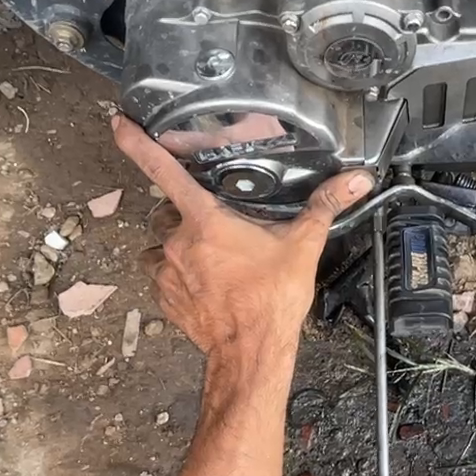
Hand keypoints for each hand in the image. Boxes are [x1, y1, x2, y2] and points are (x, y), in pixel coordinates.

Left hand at [111, 114, 372, 357]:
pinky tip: (208, 282)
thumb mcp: (302, 246)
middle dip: (188, 213)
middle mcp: (177, 241)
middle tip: (221, 227)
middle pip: (168, 210)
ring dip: (182, 244)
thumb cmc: (271, 299)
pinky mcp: (163, 296)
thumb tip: (356, 181)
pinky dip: (179, 273)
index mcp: (205, 219)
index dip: (138, 142)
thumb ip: (325, 206)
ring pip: (162, 243)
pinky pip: (162, 274)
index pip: (163, 170)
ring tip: (215, 258)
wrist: (251, 353)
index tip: (120, 123)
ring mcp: (165, 271)